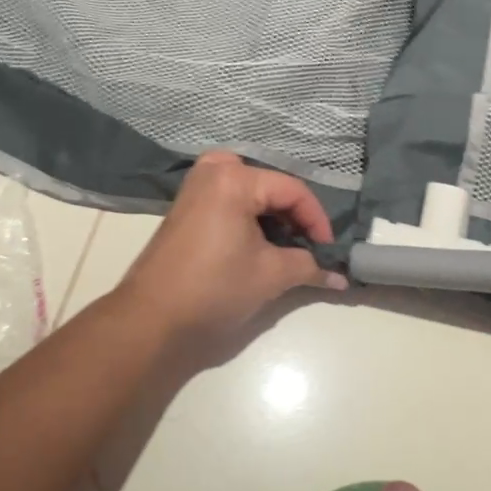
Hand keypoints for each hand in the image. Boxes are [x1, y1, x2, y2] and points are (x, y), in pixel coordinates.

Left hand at [116, 150, 346, 344]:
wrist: (150, 321)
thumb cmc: (214, 290)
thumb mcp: (270, 276)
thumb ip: (309, 267)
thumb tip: (339, 278)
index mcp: (234, 178)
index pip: (292, 191)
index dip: (317, 220)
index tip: (329, 250)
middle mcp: (214, 170)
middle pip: (271, 186)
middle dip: (294, 217)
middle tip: (311, 248)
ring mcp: (196, 186)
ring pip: (251, 191)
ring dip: (273, 218)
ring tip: (290, 249)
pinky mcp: (187, 205)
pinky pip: (231, 199)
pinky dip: (251, 217)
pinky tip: (262, 245)